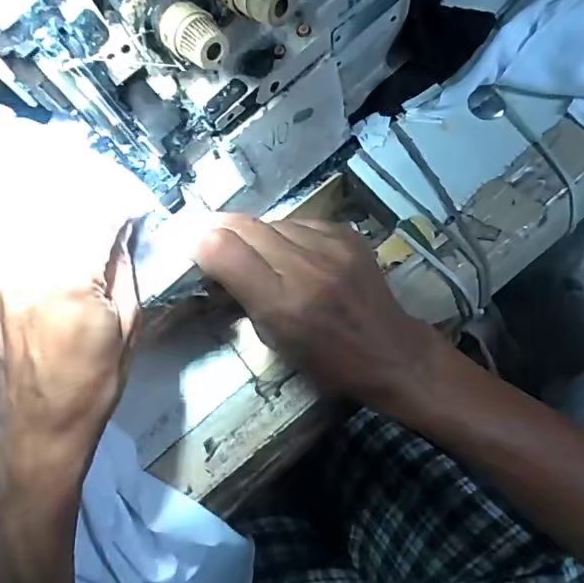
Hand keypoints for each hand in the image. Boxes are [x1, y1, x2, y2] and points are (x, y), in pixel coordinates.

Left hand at [0, 219, 142, 495]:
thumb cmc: (93, 384)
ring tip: (66, 235)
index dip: (118, 214)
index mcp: (71, 284)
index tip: (127, 216)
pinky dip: (17, 246)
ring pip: (24, 229)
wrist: (38, 428)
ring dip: (48, 226)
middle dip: (81, 215)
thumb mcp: (128, 329)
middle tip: (95, 225)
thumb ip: (125, 271)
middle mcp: (26, 275)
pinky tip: (32, 257)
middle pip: (57, 218)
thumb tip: (124, 232)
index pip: (98, 222)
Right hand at [194, 216, 450, 409]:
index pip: (222, 248)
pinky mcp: (347, 234)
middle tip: (210, 241)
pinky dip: (287, 235)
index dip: (200, 243)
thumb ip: (242, 296)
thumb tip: (211, 259)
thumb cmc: (328, 361)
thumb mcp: (274, 340)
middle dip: (220, 230)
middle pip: (243, 225)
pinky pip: (299, 222)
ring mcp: (330, 245)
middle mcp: (305, 267)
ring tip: (258, 254)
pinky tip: (293, 253)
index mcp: (282, 303)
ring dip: (256, 235)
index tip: (192, 250)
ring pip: (270, 221)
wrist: (391, 352)